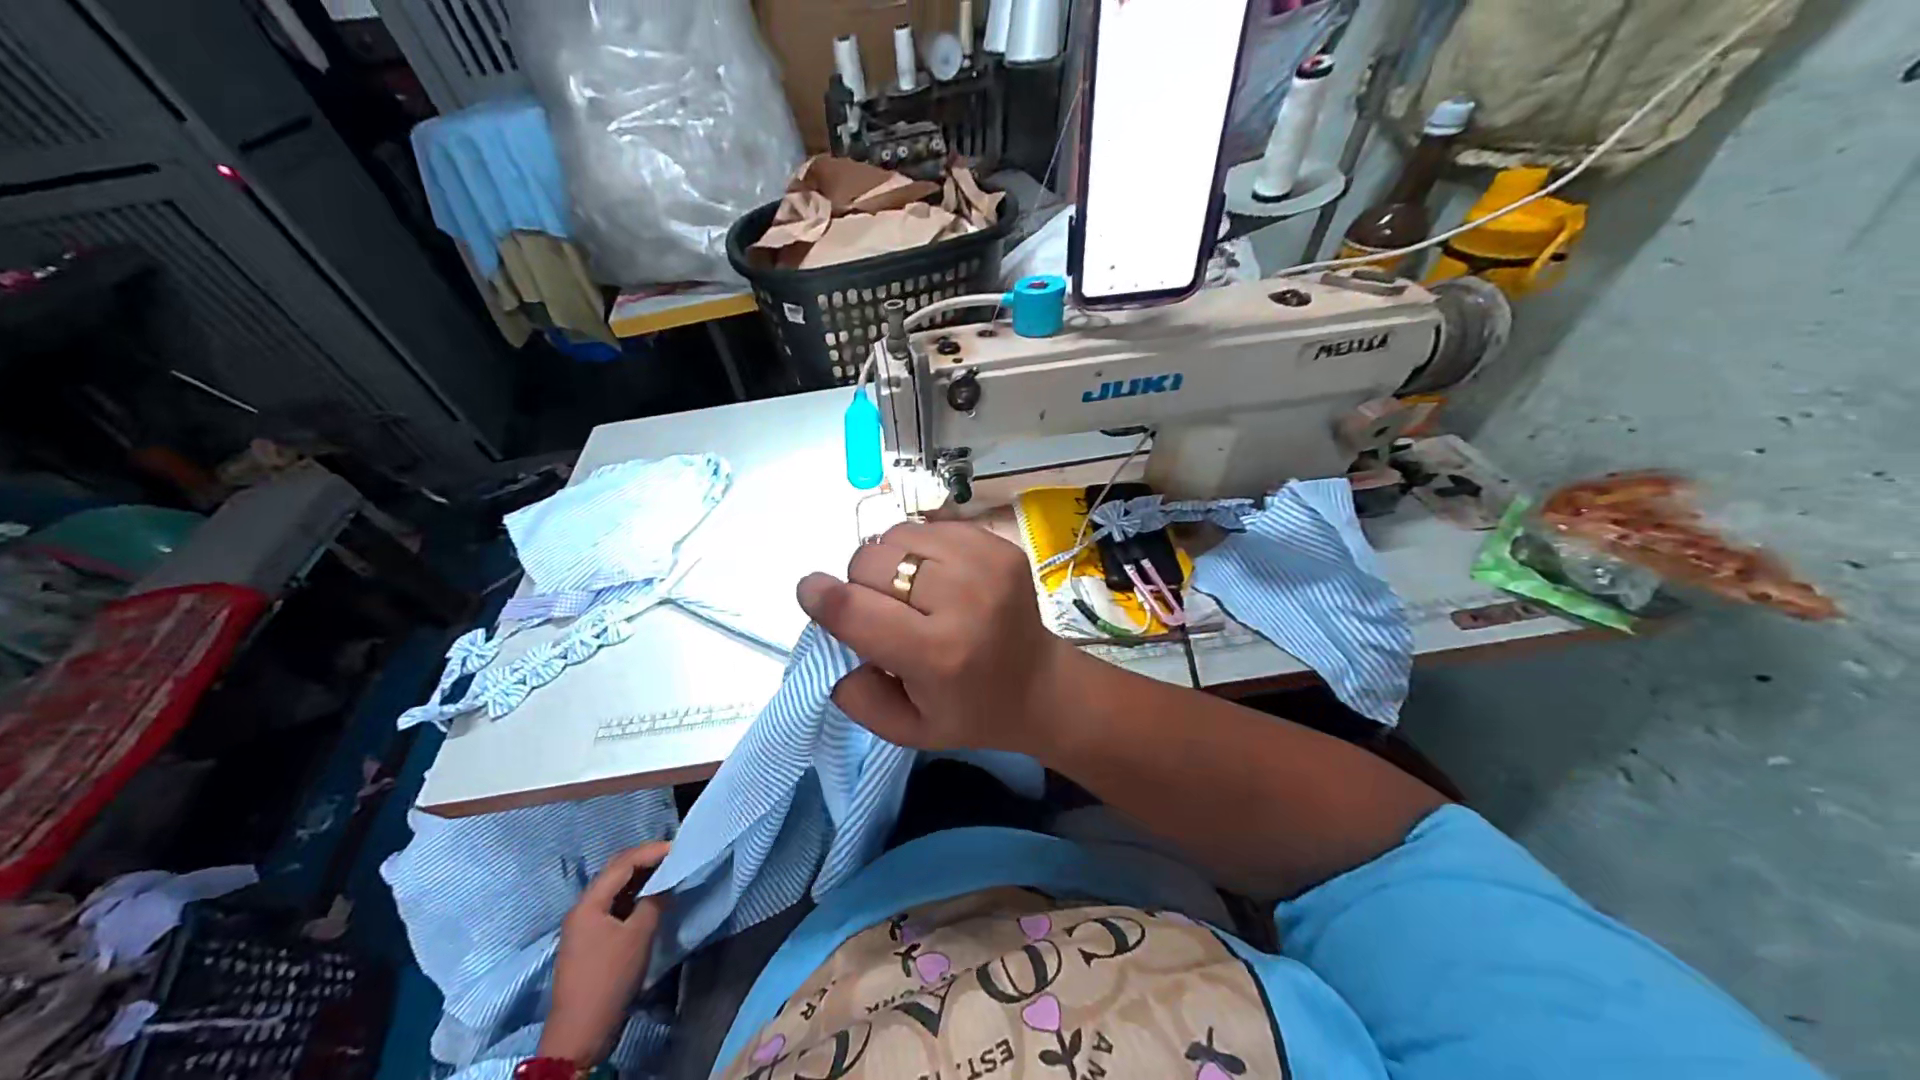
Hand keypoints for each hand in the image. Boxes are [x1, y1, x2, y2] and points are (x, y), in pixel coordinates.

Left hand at [536, 843, 671, 1063]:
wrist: (580, 1032)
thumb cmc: (609, 979)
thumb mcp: (638, 936)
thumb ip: (654, 903)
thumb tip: (666, 884)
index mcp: (589, 903)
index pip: (622, 864)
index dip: (651, 852)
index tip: (678, 847)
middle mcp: (583, 909)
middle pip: (615, 873)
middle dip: (644, 860)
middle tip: (674, 855)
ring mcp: (585, 926)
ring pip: (615, 890)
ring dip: (640, 879)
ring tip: (667, 872)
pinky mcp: (591, 941)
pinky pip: (614, 906)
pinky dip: (634, 897)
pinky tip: (652, 898)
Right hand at [796, 522, 1080, 753]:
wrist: (1041, 684)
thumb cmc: (969, 711)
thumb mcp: (906, 728)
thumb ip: (856, 694)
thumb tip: (831, 631)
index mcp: (938, 655)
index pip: (857, 609)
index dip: (821, 596)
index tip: (811, 592)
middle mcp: (964, 600)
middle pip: (870, 562)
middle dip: (859, 584)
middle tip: (882, 609)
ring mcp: (986, 564)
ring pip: (896, 535)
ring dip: (889, 561)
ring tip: (910, 591)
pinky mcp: (999, 544)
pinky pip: (929, 526)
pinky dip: (919, 548)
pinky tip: (936, 576)